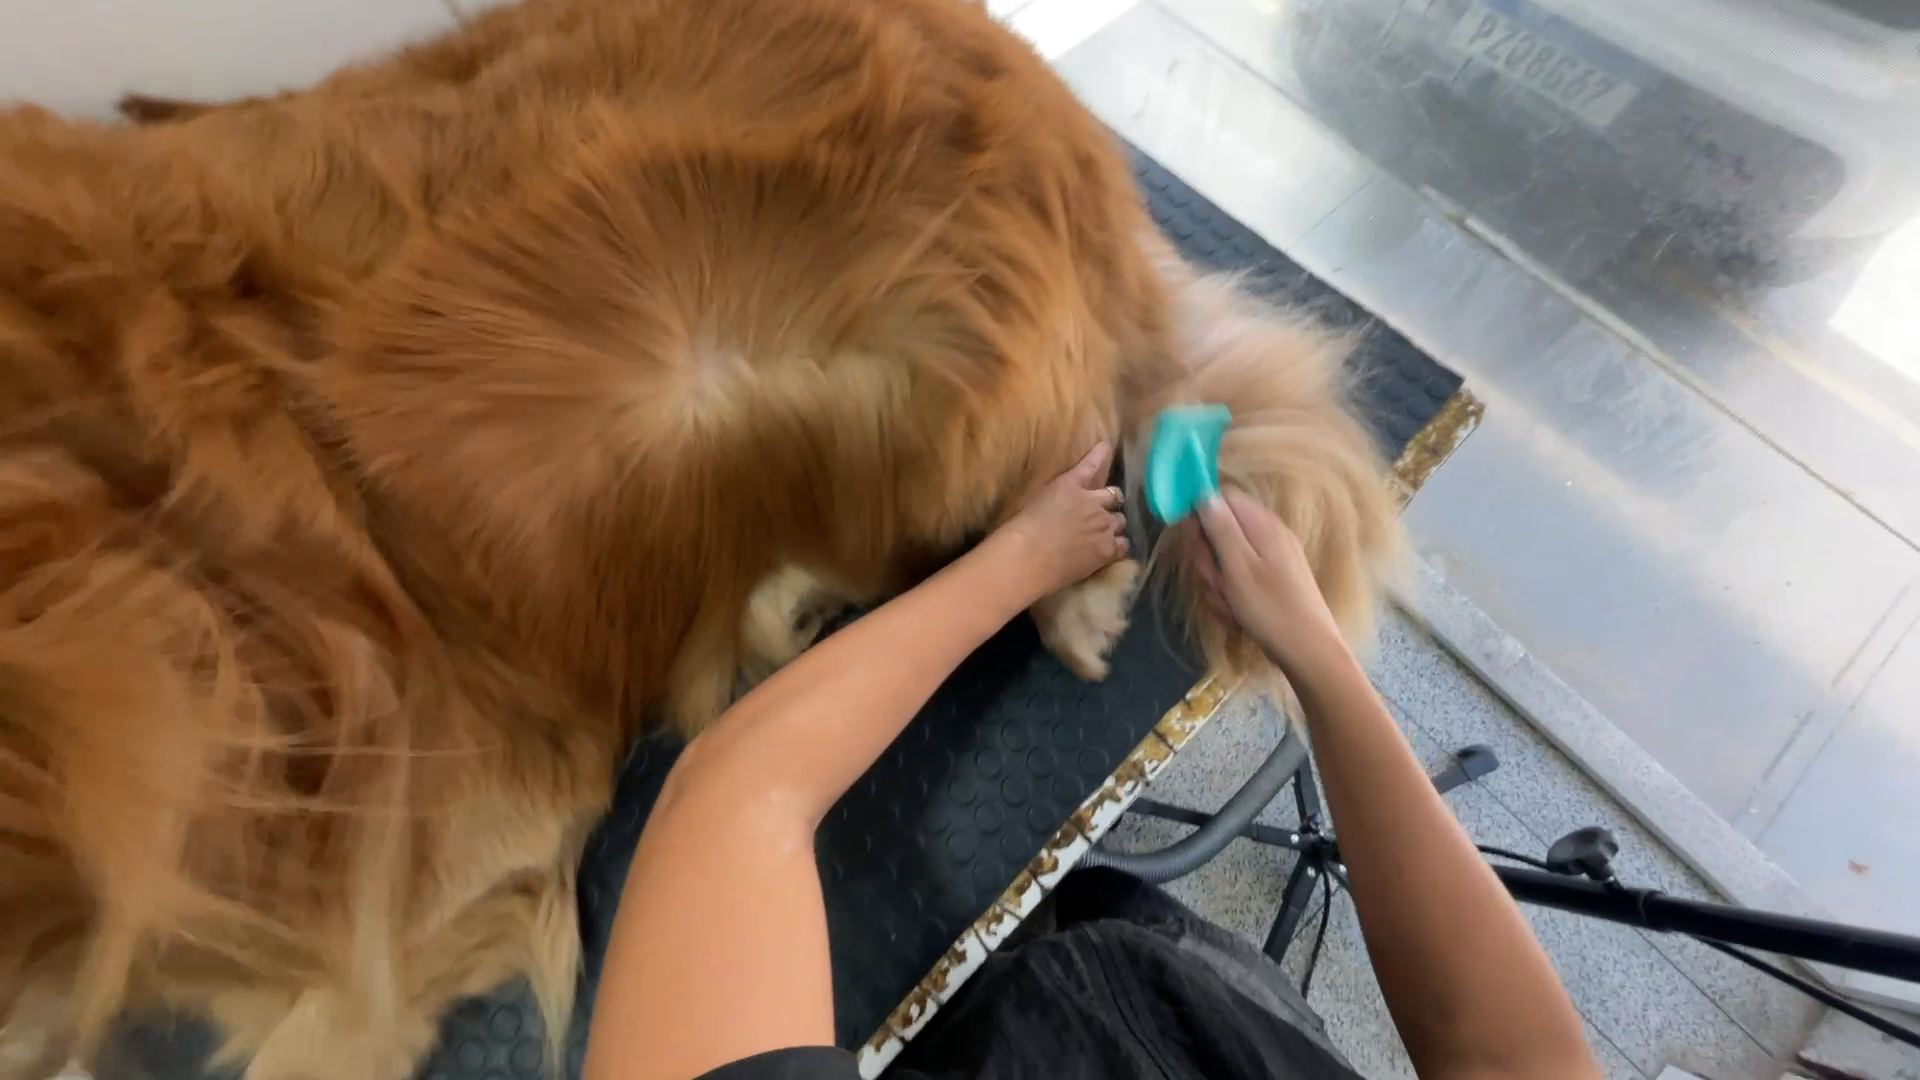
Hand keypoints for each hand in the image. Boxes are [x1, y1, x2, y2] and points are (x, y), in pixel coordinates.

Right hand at [993, 442, 1128, 597]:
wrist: (1031, 555)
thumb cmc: (1023, 529)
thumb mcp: (1035, 502)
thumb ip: (1052, 499)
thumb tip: (1056, 505)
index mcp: (1070, 486)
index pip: (1090, 466)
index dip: (1100, 455)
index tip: (1105, 447)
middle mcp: (1092, 502)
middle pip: (1114, 495)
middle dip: (1112, 500)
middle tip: (1106, 507)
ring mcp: (1103, 525)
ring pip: (1120, 520)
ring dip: (1114, 524)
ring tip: (1107, 532)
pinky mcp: (1108, 548)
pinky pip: (1123, 544)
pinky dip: (1118, 545)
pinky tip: (1112, 549)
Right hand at [1191, 487, 1350, 683]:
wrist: (1309, 652)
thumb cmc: (1270, 608)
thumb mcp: (1237, 567)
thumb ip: (1220, 527)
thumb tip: (1202, 492)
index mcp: (1261, 524)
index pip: (1221, 496)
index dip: (1199, 513)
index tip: (1189, 540)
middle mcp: (1268, 533)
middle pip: (1220, 527)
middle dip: (1207, 556)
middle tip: (1213, 580)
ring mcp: (1272, 556)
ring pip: (1225, 556)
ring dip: (1216, 579)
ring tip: (1227, 601)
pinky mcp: (1272, 578)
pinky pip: (1239, 574)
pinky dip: (1230, 591)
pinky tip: (1235, 611)